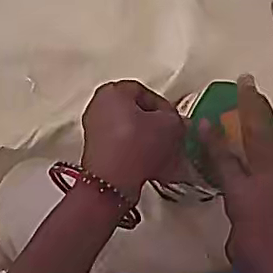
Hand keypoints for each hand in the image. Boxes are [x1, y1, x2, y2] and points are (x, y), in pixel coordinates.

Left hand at [80, 80, 184, 203]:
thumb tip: (177, 123)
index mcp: (112, 92)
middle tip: (173, 138)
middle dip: (157, 126)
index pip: (144, 91)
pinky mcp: (98, 155)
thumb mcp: (170, 125)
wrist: (115, 181)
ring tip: (168, 157)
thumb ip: (177, 119)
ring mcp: (95, 132)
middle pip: (135, 114)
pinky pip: (124, 150)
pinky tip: (156, 168)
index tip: (176, 121)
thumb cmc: (140, 143)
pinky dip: (140, 156)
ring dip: (151, 144)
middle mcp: (98, 108)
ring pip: (131, 134)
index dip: (164, 106)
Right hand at [199, 77, 272, 272]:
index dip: (212, 138)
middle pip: (259, 135)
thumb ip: (238, 219)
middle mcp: (270, 181)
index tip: (205, 117)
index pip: (223, 160)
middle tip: (247, 81)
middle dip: (251, 105)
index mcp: (244, 198)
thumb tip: (244, 205)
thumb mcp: (239, 249)